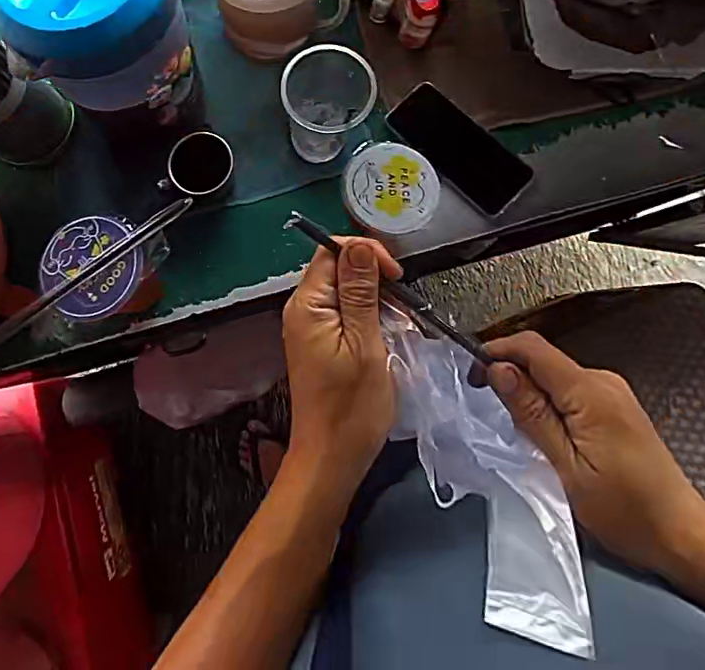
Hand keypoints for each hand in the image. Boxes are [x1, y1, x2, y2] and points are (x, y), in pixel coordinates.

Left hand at [281, 237, 402, 490]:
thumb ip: (361, 292)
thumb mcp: (365, 344)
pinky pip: (344, 312)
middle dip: (374, 277)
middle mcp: (302, 309)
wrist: (331, 458)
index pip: (332, 251)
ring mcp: (309, 326)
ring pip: (344, 290)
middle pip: (338, 268)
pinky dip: (368, 317)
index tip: (396, 277)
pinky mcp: (319, 341)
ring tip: (399, 324)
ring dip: (375, 299)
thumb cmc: (352, 408)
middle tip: (403, 305)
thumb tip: (359, 245)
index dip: (366, 254)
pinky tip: (386, 335)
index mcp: (308, 305)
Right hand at [484, 331, 704, 577]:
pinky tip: (543, 430)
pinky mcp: (616, 405)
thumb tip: (499, 371)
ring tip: (514, 424)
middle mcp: (603, 381)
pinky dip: (548, 400)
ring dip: (528, 389)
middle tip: (486, 404)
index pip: (532, 347)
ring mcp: (612, 392)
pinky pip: (570, 388)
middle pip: (542, 358)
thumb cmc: (627, 512)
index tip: (472, 372)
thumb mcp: (566, 468)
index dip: (496, 350)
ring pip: (554, 374)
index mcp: (590, 392)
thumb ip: (531, 414)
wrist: (683, 536)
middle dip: (509, 373)